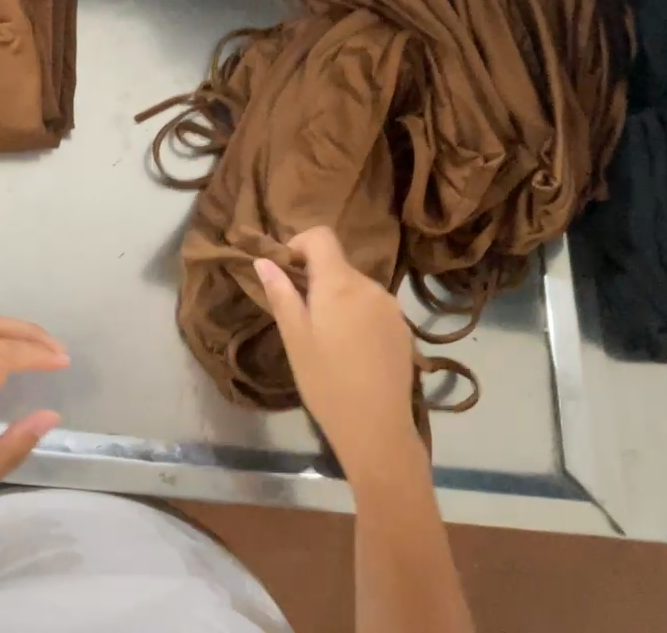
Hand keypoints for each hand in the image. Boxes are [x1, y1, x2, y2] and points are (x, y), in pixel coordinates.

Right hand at [254, 227, 419, 473]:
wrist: (377, 429)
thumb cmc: (325, 382)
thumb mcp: (294, 338)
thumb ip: (281, 293)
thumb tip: (263, 260)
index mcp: (339, 284)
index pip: (321, 236)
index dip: (299, 244)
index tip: (286, 272)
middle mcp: (370, 286)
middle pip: (338, 264)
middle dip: (316, 278)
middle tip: (299, 315)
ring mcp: (391, 307)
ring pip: (355, 287)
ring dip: (337, 298)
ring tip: (326, 338)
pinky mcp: (403, 328)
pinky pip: (372, 306)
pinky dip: (357, 315)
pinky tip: (351, 351)